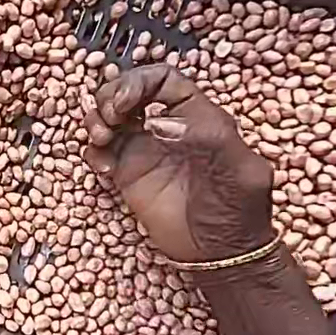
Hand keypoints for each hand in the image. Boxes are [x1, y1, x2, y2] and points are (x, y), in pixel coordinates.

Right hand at [80, 65, 276, 264]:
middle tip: (110, 118)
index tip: (126, 103)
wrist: (221, 255)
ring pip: (108, 117)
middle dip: (110, 96)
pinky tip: (106, 170)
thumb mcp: (241, 169)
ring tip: (102, 138)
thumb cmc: (239, 210)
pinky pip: (99, 152)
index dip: (139, 82)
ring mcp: (143, 150)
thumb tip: (158, 122)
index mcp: (195, 116)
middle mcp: (165, 127)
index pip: (162, 79)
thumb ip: (209, 137)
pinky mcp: (126, 175)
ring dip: (96, 120)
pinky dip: (94, 154)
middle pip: (127, 91)